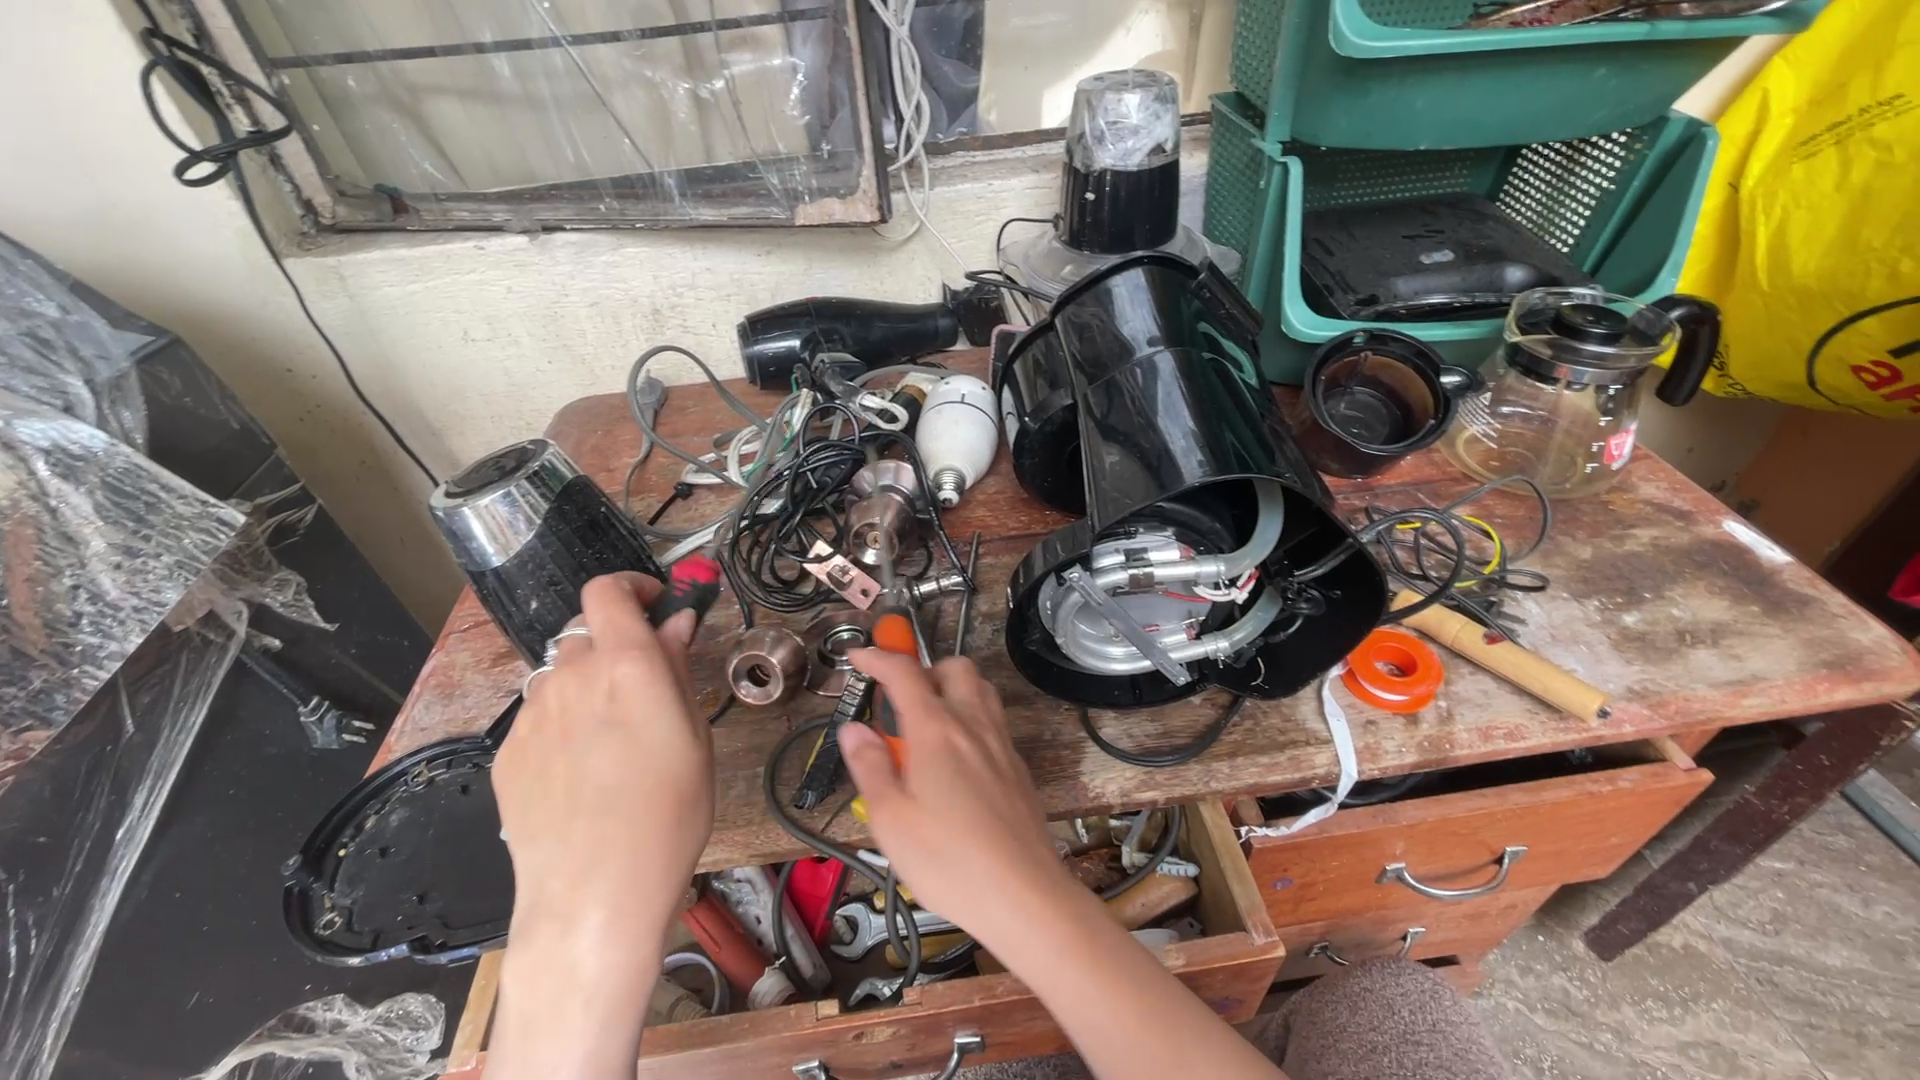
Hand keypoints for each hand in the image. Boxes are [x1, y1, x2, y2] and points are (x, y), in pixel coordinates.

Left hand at [493, 572, 708, 950]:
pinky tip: (582, 772)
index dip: (631, 586)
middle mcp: (570, 677)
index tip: (656, 604)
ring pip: (560, 676)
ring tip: (613, 738)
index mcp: (625, 665)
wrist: (594, 894)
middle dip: (616, 644)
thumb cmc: (668, 815)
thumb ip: (677, 669)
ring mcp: (531, 715)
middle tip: (644, 685)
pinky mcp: (507, 753)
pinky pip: (540, 718)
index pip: (608, 591)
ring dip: (587, 684)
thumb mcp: (694, 738)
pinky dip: (563, 723)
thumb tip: (676, 623)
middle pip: (585, 633)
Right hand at [836, 650, 1072, 947]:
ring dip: (952, 689)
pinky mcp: (1018, 767)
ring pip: (981, 689)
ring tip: (927, 726)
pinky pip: (994, 721)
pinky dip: (971, 719)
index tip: (858, 658)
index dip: (877, 658)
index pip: (904, 673)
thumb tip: (853, 729)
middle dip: (923, 671)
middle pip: (954, 667)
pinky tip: (957, 761)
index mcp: (936, 730)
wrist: (1023, 894)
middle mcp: (973, 725)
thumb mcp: (891, 820)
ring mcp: (1002, 744)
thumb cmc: (948, 861)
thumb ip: (870, 766)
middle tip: (899, 704)